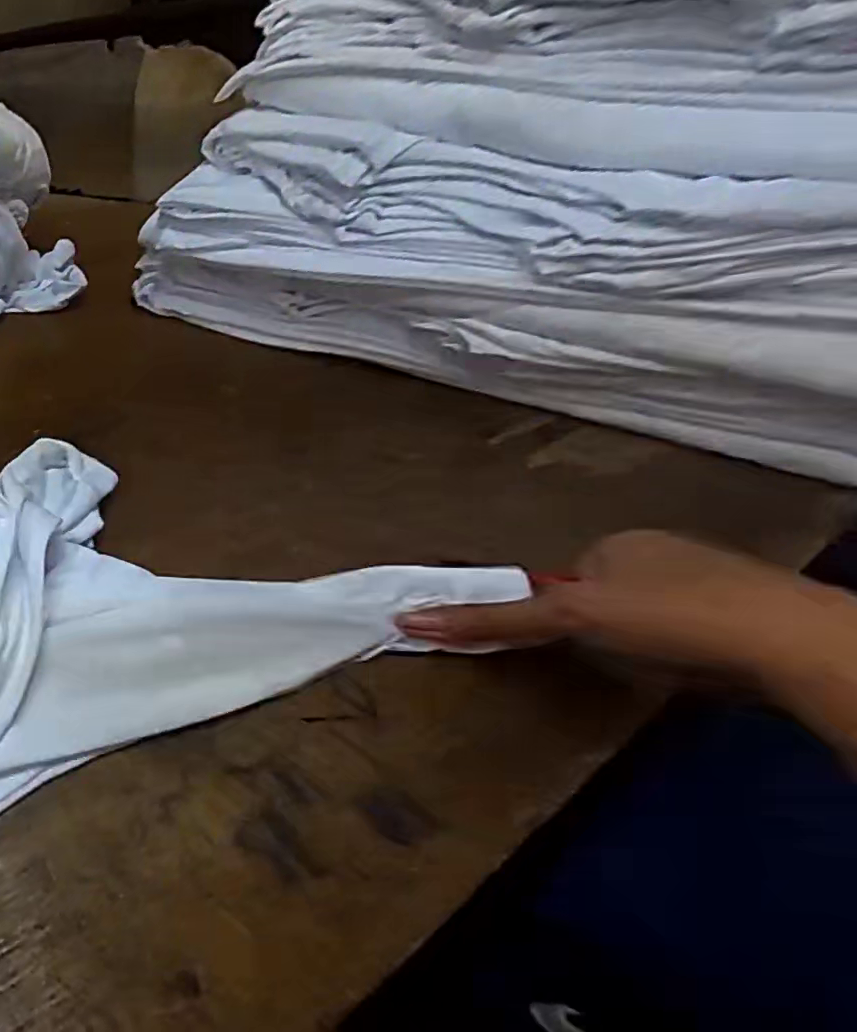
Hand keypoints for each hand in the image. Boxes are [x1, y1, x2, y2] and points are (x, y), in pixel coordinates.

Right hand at [398, 530, 856, 676]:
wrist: (800, 646)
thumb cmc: (668, 615)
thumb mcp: (567, 616)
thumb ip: (491, 619)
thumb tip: (409, 621)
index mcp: (621, 542)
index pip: (564, 576)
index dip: (556, 607)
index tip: (569, 633)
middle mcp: (666, 552)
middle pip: (603, 594)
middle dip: (598, 621)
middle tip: (611, 648)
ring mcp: (718, 582)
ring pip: (651, 614)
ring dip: (643, 637)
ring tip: (662, 660)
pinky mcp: (755, 615)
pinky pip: (694, 630)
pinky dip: (685, 649)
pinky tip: (701, 664)